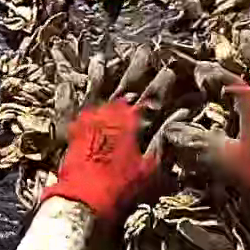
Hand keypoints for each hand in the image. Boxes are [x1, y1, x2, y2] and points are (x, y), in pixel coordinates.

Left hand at [42, 49, 180, 222]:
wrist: (84, 199)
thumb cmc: (123, 187)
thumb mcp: (153, 167)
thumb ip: (166, 139)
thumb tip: (182, 116)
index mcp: (135, 122)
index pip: (155, 95)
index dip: (165, 80)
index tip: (172, 66)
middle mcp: (112, 113)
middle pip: (126, 84)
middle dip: (137, 67)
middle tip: (144, 51)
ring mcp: (89, 118)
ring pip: (96, 88)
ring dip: (101, 73)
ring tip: (102, 59)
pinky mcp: (71, 128)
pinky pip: (67, 103)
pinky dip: (67, 90)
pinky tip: (66, 80)